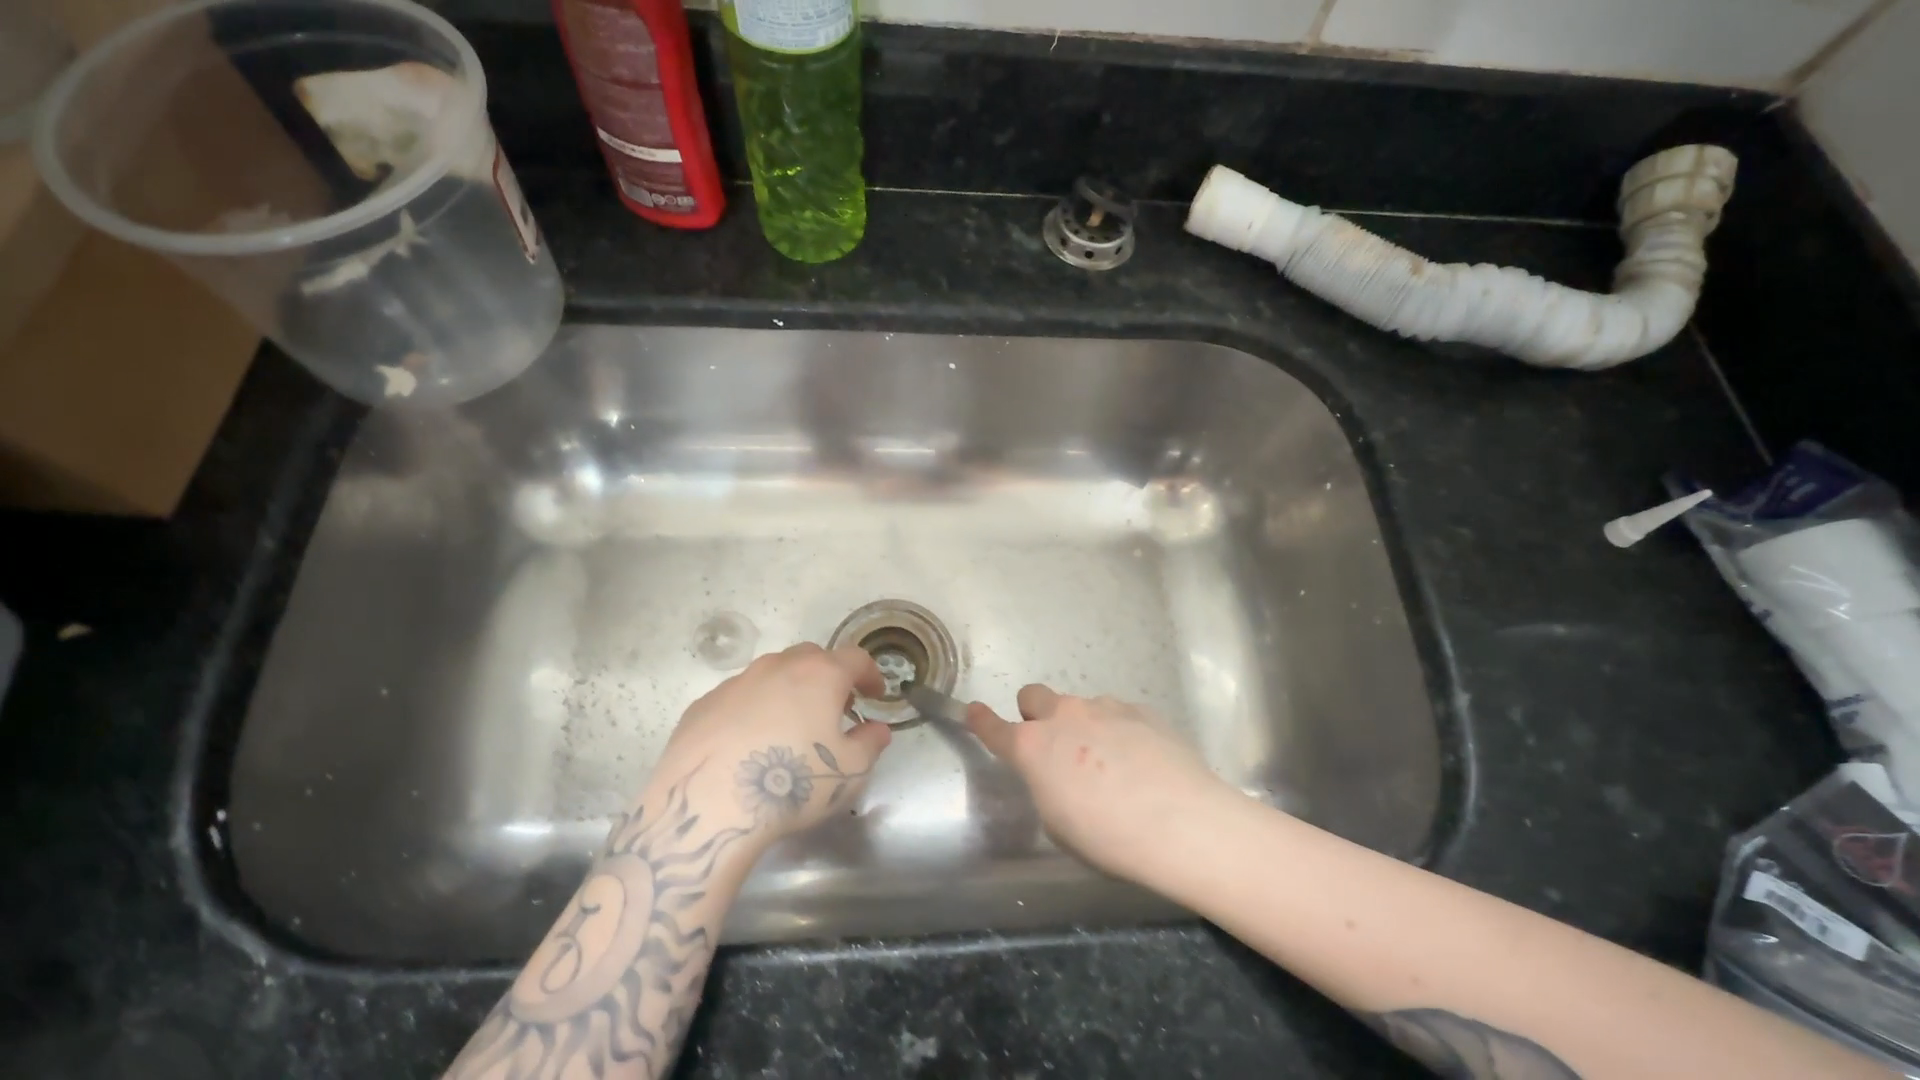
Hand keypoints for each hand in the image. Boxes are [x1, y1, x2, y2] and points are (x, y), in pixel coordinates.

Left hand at [652, 643, 892, 844]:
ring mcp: (736, 682)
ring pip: (771, 674)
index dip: (870, 674)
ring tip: (791, 725)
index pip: (854, 658)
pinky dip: (753, 709)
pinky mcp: (703, 704)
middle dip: (828, 676)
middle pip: (811, 657)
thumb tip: (877, 729)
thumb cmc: (792, 782)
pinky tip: (750, 743)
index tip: (875, 695)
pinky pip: (739, 697)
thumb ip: (870, 743)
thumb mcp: (850, 771)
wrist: (708, 803)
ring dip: (788, 690)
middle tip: (834, 708)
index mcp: (819, 675)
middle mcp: (777, 667)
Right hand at [966, 685, 1235, 884]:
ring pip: (1079, 705)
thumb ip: (1047, 788)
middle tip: (1054, 746)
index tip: (973, 711)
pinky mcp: (1142, 710)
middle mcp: (1064, 717)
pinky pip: (1117, 713)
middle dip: (1035, 714)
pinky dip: (1119, 731)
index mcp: (1032, 748)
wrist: (1181, 822)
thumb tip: (1060, 777)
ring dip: (1082, 726)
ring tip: (1110, 764)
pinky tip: (1141, 762)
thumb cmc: (1108, 837)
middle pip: (1034, 695)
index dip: (980, 720)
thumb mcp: (1058, 824)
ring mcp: (1104, 708)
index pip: (993, 727)